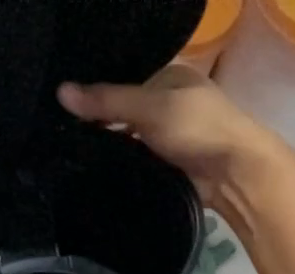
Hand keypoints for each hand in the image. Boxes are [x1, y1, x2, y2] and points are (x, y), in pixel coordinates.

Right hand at [59, 65, 289, 206]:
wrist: (233, 174)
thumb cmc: (198, 128)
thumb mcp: (150, 108)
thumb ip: (107, 102)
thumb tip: (60, 91)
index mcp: (169, 78)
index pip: (122, 82)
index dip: (95, 95)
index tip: (63, 111)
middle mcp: (168, 104)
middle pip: (123, 113)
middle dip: (99, 125)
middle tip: (60, 137)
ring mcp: (168, 138)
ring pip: (127, 141)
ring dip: (107, 150)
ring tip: (69, 157)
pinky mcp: (167, 167)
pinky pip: (135, 164)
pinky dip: (119, 168)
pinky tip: (96, 174)